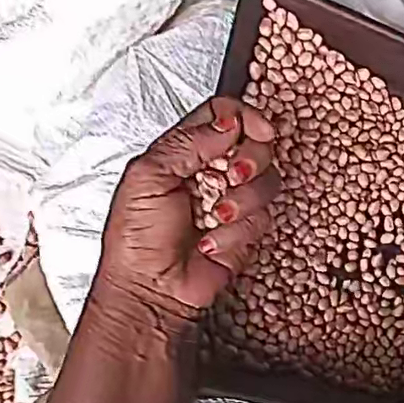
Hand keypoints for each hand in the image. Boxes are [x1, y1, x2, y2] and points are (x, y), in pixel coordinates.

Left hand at [95, 96, 280, 322]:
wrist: (151, 286)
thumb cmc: (137, 237)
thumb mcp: (147, 176)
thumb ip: (187, 143)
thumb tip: (227, 123)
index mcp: (184, 151)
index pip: (222, 116)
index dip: (244, 116)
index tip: (257, 126)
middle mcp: (213, 173)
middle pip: (256, 145)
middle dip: (252, 159)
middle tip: (233, 175)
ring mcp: (234, 201)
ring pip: (266, 183)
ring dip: (241, 201)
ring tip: (214, 217)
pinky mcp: (248, 231)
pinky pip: (263, 219)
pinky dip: (237, 232)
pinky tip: (213, 242)